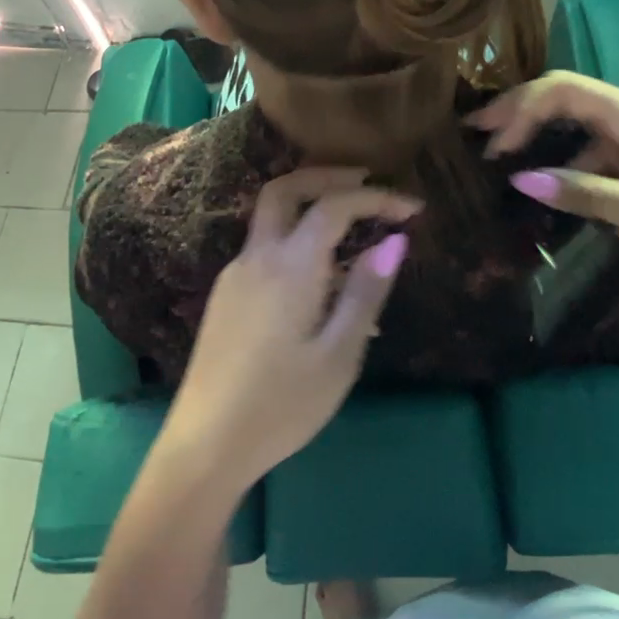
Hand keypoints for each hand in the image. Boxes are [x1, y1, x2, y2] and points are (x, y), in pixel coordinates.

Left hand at [163, 168, 417, 489]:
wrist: (206, 443)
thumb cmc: (282, 405)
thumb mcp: (339, 355)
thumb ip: (366, 292)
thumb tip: (395, 240)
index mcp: (289, 266)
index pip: (333, 205)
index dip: (376, 198)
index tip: (412, 209)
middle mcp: (256, 258)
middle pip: (284, 189)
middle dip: (327, 176)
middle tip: (369, 183)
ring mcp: (235, 276)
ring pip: (271, 219)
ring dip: (310, 209)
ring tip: (356, 238)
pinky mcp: (226, 297)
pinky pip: (265, 252)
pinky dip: (296, 243)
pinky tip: (322, 285)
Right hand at [469, 71, 618, 272]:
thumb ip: (580, 193)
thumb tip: (519, 180)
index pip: (560, 90)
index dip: (519, 109)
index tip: (491, 144)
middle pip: (563, 98)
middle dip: (518, 114)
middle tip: (477, 135)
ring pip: (578, 126)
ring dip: (542, 142)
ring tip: (507, 167)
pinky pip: (597, 151)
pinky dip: (571, 167)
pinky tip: (559, 196)